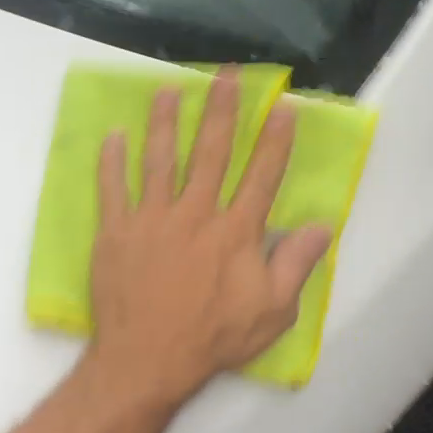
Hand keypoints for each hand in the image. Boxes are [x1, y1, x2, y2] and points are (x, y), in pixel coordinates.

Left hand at [83, 67, 331, 403]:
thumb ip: (295, 264)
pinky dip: (111, 162)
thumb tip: (321, 225)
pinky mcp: (114, 233)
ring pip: (160, 161)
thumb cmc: (212, 338)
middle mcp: (194, 215)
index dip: (275, 139)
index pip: (262, 174)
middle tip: (224, 75)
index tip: (282, 106)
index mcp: (236, 232)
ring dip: (165, 123)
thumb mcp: (272, 311)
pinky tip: (112, 136)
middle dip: (220, 111)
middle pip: (211, 153)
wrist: (146, 357)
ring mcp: (150, 220)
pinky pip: (111, 189)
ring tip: (168, 89)